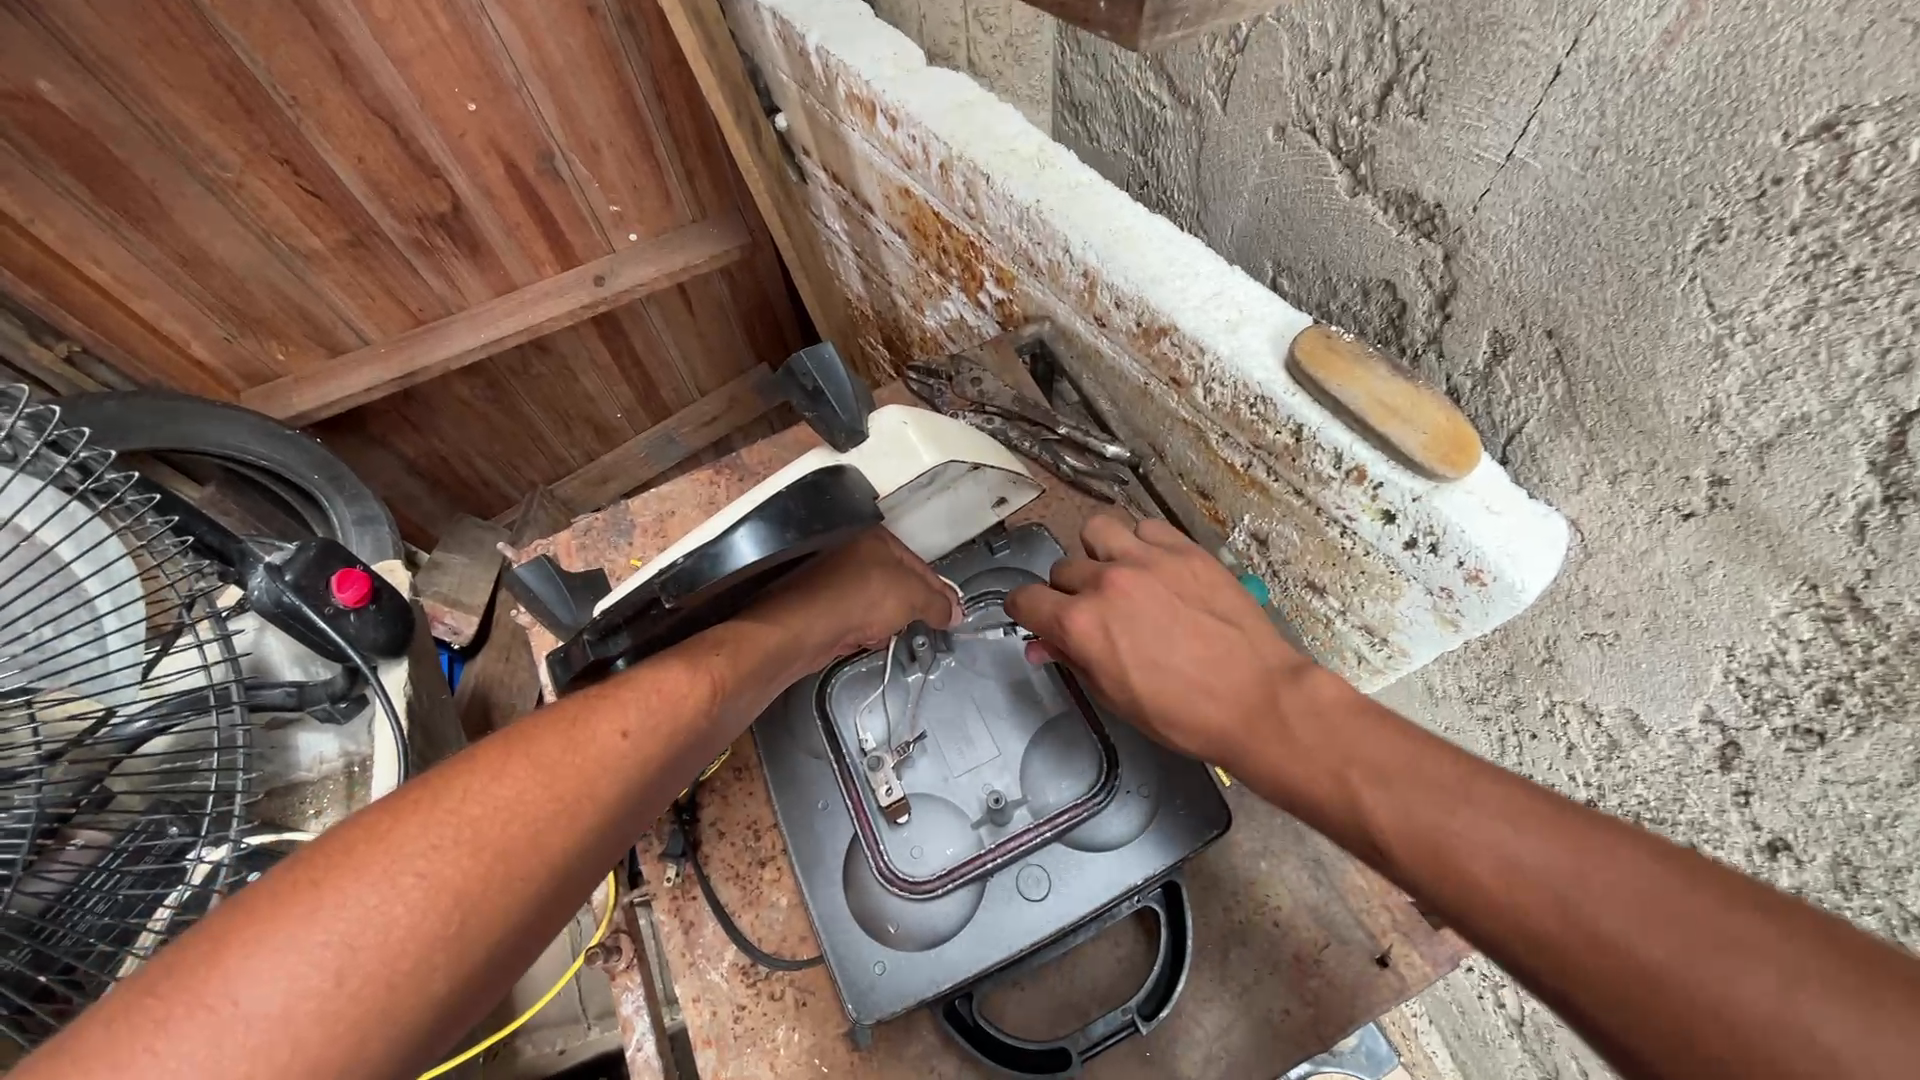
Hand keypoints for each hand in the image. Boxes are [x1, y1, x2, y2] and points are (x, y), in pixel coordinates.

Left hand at [747, 527, 960, 670]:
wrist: (805, 625)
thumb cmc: (862, 598)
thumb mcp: (914, 597)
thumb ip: (939, 603)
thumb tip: (955, 613)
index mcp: (878, 540)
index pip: (921, 566)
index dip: (941, 592)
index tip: (954, 613)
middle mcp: (855, 554)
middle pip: (899, 585)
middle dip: (912, 608)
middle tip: (927, 626)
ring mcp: (837, 580)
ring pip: (878, 605)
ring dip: (887, 622)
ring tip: (888, 633)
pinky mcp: (824, 607)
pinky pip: (857, 619)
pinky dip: (865, 631)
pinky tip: (866, 639)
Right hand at [1005, 515, 1316, 763]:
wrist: (1257, 700)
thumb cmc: (1183, 714)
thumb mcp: (1114, 697)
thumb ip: (1072, 661)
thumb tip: (1042, 644)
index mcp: (1081, 625)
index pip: (1025, 599)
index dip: (1026, 611)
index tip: (1037, 617)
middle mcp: (1105, 583)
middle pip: (1061, 569)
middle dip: (1068, 592)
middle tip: (1094, 613)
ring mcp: (1146, 559)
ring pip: (1096, 531)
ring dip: (1097, 553)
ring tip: (1118, 575)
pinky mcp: (1184, 549)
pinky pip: (1144, 527)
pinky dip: (1141, 544)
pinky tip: (1156, 568)